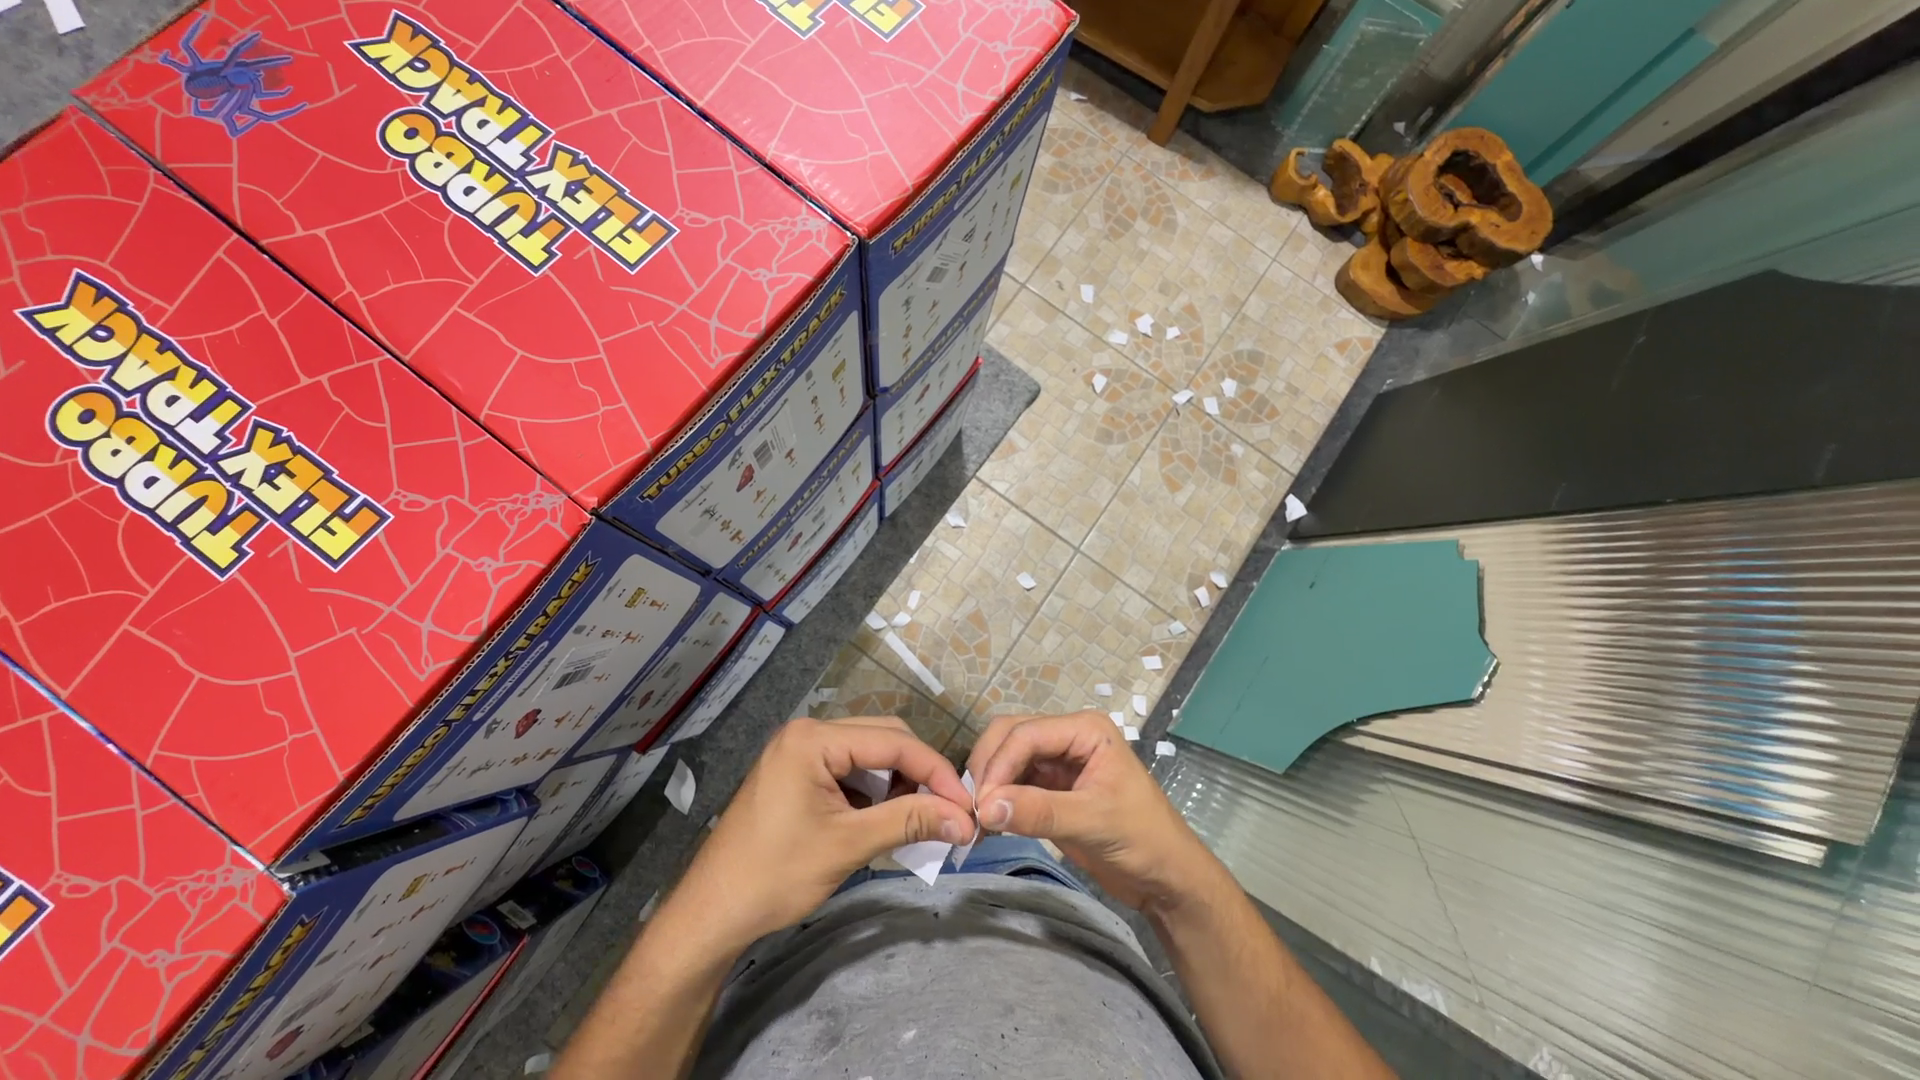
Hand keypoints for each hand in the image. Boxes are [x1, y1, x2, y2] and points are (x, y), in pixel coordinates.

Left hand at [664, 716, 975, 949]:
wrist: (712, 913)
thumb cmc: (776, 874)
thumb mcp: (849, 845)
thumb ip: (909, 821)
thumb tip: (964, 819)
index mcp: (813, 739)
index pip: (893, 742)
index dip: (935, 771)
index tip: (966, 805)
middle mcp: (807, 734)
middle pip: (883, 740)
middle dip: (919, 775)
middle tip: (948, 813)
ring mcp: (798, 754)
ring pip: (868, 757)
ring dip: (898, 785)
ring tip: (921, 820)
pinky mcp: (796, 776)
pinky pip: (848, 773)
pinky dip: (874, 794)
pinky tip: (887, 820)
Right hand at [967, 711, 1217, 912]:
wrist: (1167, 878)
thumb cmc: (1144, 840)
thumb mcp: (1094, 822)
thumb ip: (1040, 811)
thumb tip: (986, 807)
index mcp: (1085, 730)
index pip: (1026, 734)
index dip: (999, 765)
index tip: (980, 805)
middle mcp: (1067, 738)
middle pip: (1009, 737)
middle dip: (988, 769)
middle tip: (973, 811)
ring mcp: (1057, 764)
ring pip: (1006, 760)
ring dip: (988, 786)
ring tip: (976, 822)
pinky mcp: (1050, 790)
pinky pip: (1012, 786)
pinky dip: (996, 802)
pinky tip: (987, 826)